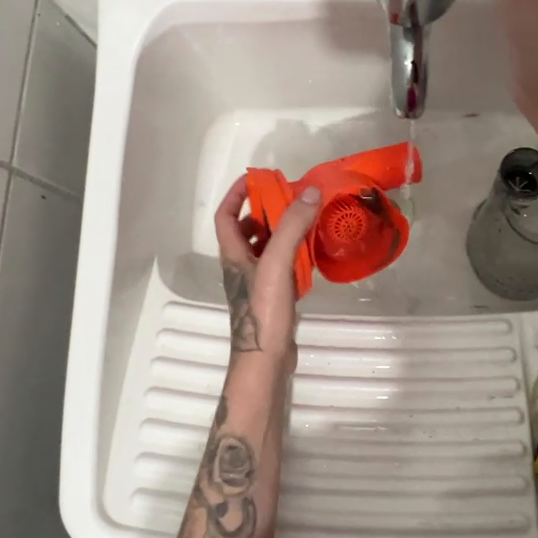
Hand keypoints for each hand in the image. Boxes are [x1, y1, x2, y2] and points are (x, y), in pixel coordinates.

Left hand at [214, 176, 321, 365]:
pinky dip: (294, 254)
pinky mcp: (273, 297)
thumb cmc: (263, 311)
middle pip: (246, 230)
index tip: (256, 179)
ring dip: (282, 232)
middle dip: (266, 211)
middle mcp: (241, 266)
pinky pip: (281, 266)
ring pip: (265, 248)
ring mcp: (257, 283)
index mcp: (233, 255)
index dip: (236, 195)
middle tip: (291, 199)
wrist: (266, 359)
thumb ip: (292, 227)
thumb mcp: (276, 264)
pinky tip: (313, 253)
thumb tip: (309, 192)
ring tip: (306, 220)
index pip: (225, 216)